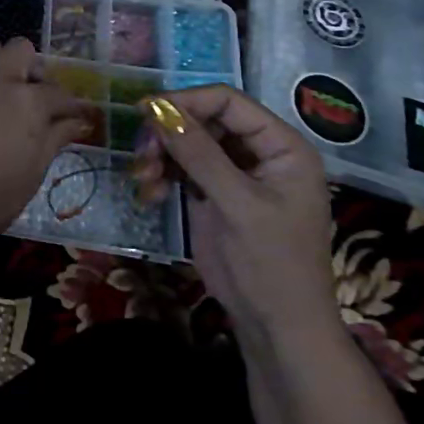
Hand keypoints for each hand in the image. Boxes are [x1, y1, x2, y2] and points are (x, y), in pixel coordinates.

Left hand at [0, 33, 88, 244]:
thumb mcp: (38, 164)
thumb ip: (58, 134)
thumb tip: (81, 121)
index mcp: (28, 98)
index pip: (59, 93)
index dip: (71, 106)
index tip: (76, 115)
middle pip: (22, 49)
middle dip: (32, 68)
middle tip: (33, 96)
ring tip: (1, 88)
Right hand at [130, 85, 335, 340]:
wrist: (274, 322)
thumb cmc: (271, 262)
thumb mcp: (237, 205)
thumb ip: (200, 154)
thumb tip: (159, 110)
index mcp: (281, 147)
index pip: (229, 103)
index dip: (187, 101)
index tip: (145, 112)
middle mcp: (257, 153)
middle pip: (203, 120)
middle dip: (168, 134)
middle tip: (142, 155)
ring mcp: (232, 174)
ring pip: (186, 143)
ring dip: (159, 155)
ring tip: (142, 178)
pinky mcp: (211, 194)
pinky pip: (179, 168)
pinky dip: (160, 176)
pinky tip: (149, 194)